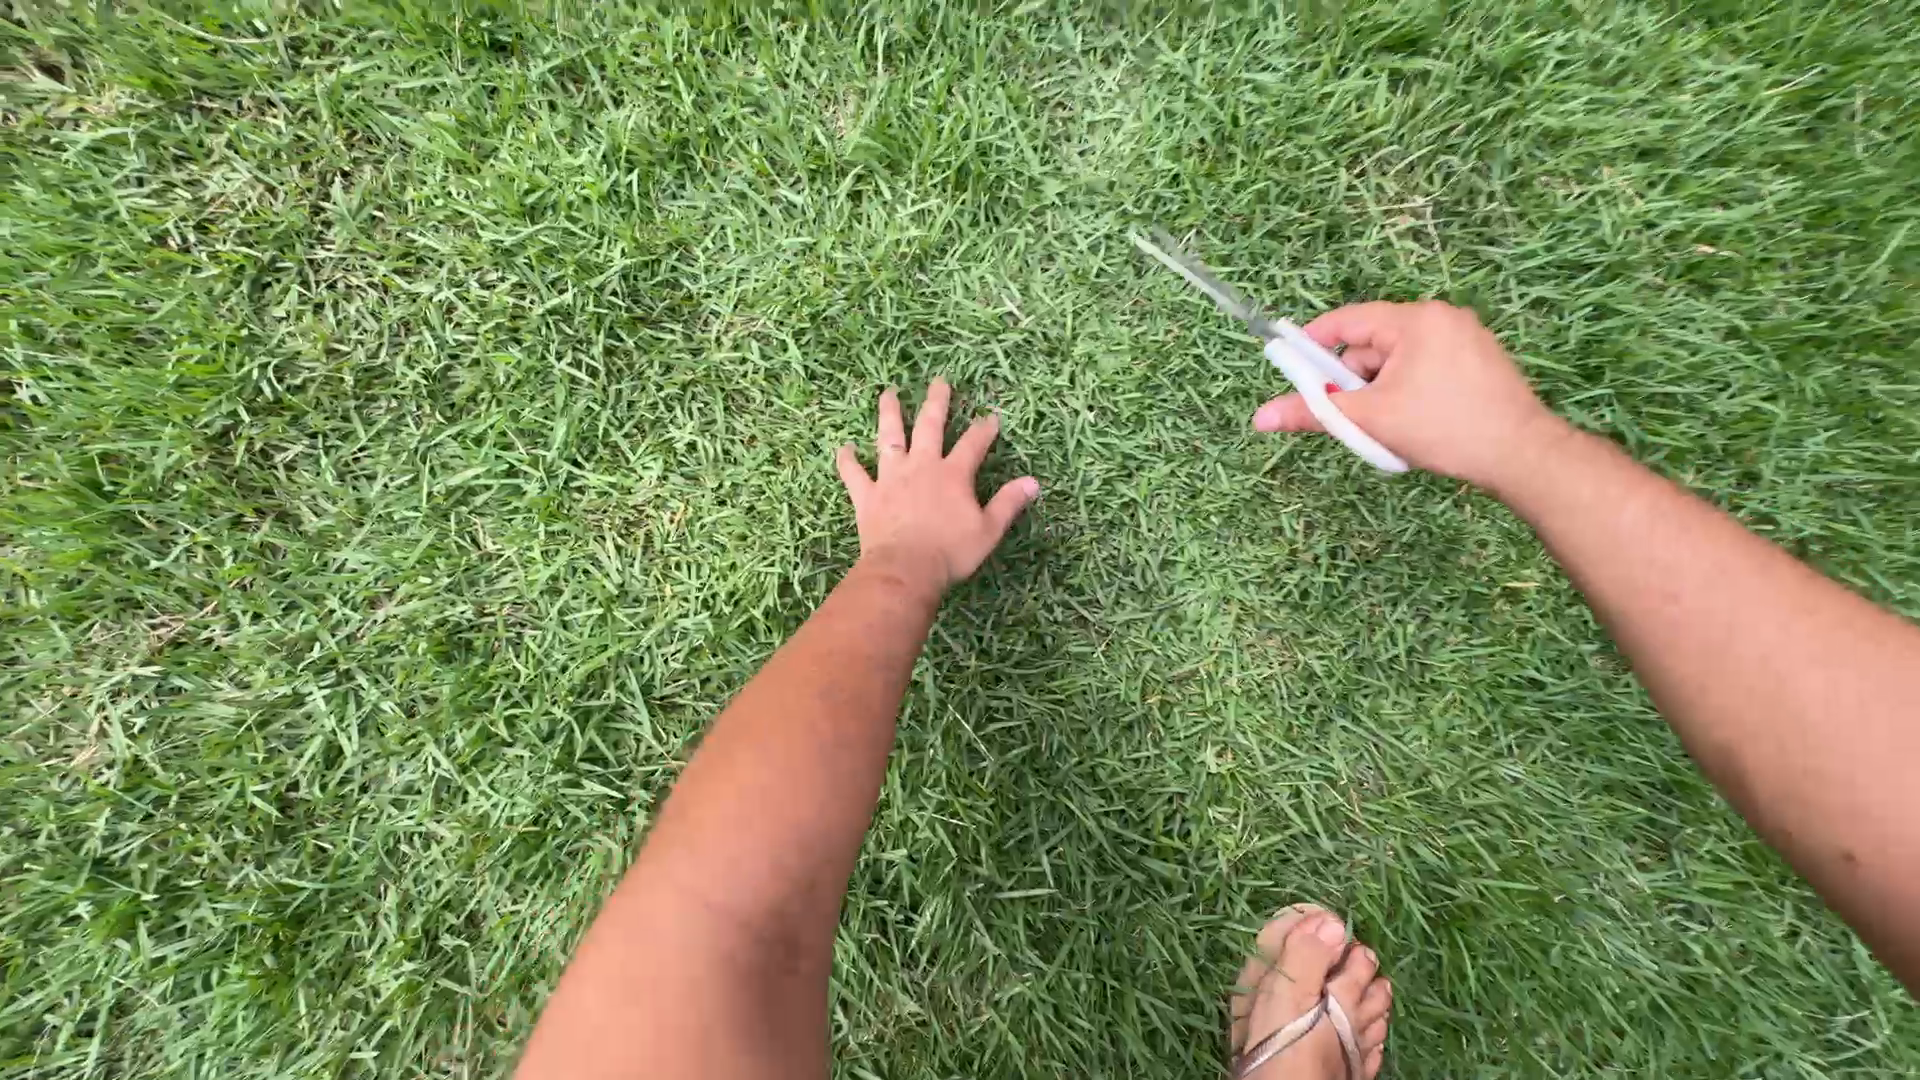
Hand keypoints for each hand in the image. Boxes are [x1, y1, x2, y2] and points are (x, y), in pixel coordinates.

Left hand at [836, 378, 1039, 594]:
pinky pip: (854, 473)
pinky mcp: (867, 495)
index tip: (991, 417)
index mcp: (953, 474)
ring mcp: (891, 478)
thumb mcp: (988, 530)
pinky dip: (848, 460)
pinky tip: (844, 447)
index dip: (984, 429)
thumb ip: (1008, 503)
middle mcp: (921, 467)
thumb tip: (1033, 482)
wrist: (905, 570)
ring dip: (889, 414)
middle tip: (939, 382)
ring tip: (888, 394)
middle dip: (937, 402)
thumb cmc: (951, 552)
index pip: (973, 444)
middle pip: (930, 426)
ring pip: (889, 438)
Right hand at [1251, 300, 1570, 487]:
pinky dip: (1400, 395)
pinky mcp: (1475, 363)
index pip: (1347, 321)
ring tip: (1383, 428)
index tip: (1289, 368)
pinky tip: (1407, 424)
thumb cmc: (1442, 427)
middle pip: (1368, 347)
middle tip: (1347, 415)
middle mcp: (1440, 320)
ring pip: (1392, 365)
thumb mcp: (1367, 419)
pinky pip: (1418, 372)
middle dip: (1350, 382)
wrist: (1520, 455)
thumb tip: (1260, 417)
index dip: (1311, 343)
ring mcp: (1462, 340)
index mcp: (1415, 321)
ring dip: (1375, 394)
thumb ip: (1311, 412)